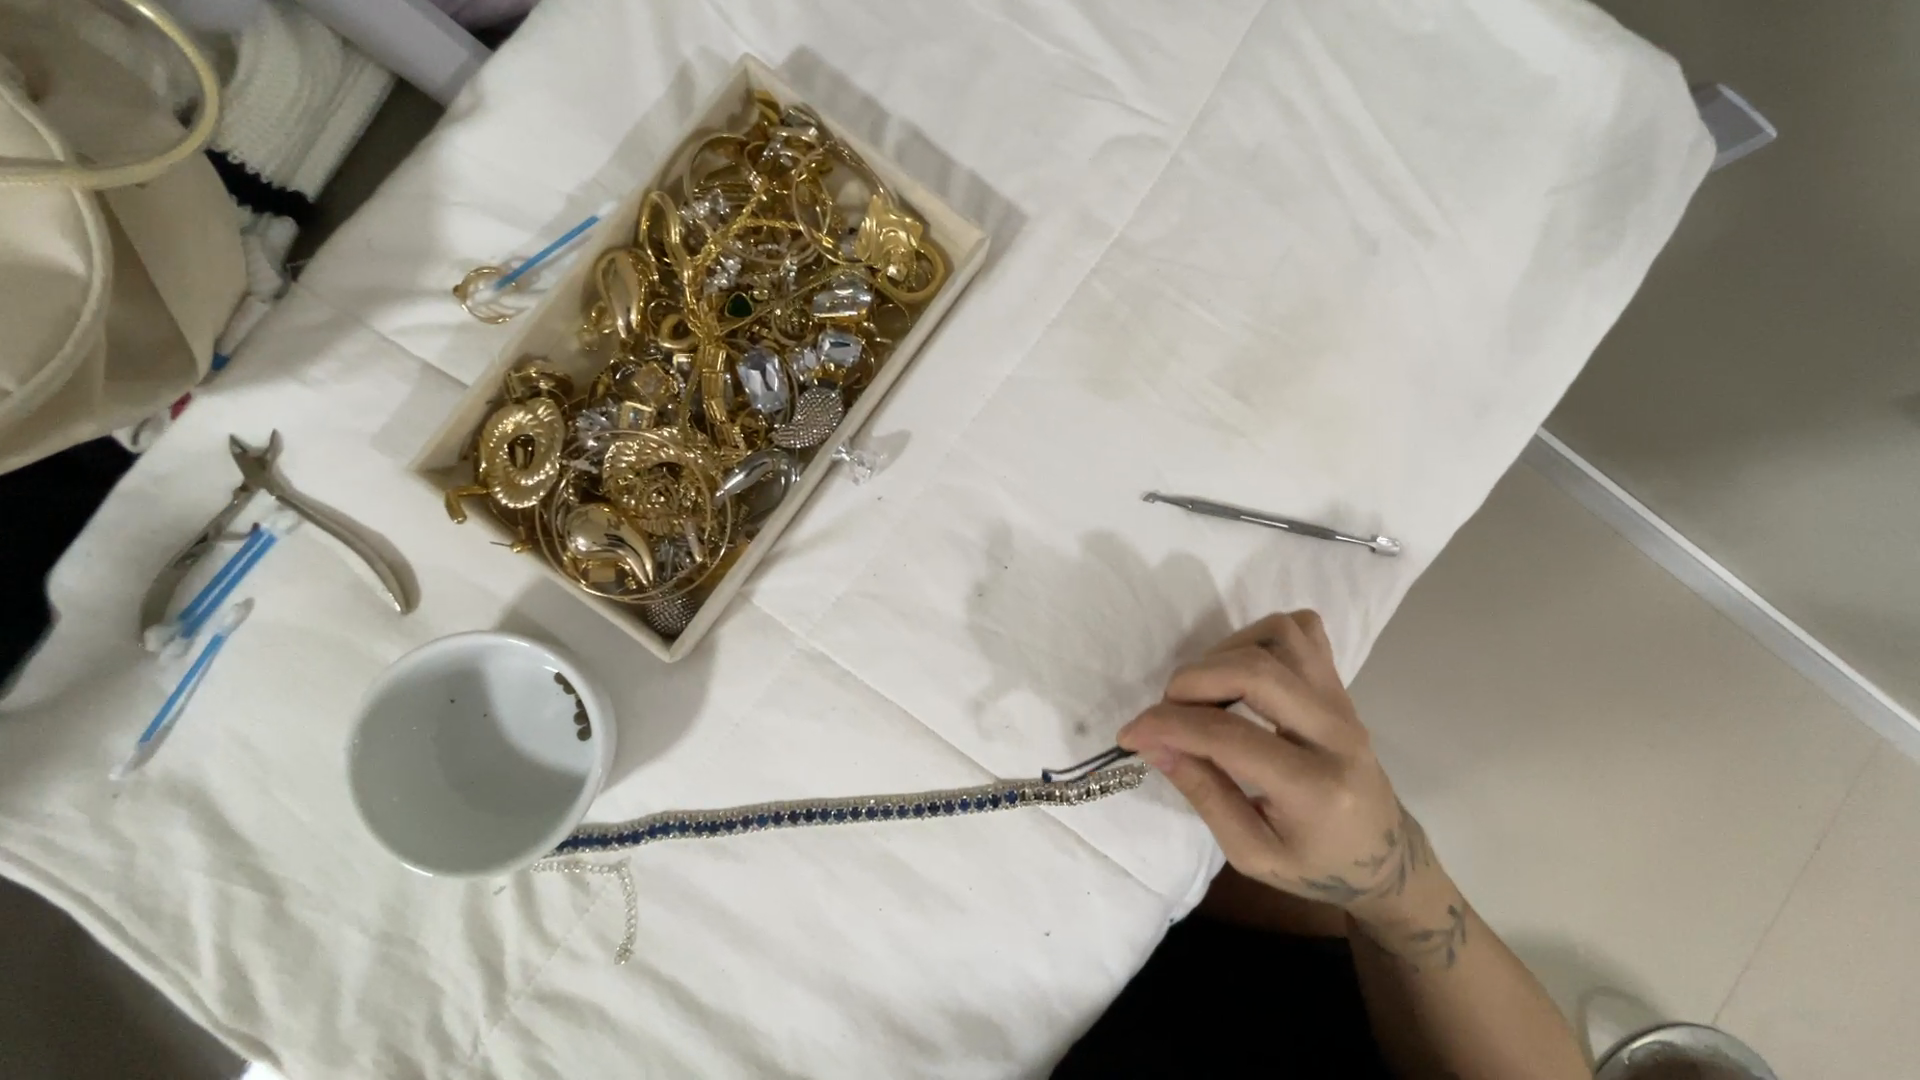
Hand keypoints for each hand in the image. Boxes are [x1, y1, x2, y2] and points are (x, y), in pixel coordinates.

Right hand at [1119, 611, 1456, 935]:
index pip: (1228, 736)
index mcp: (1315, 789)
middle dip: (1191, 682)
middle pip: (1254, 672)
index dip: (1167, 726)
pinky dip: (1259, 636)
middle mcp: (1336, 734)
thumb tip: (1155, 744)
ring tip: (1202, 690)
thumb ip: (1204, 794)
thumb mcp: (1252, 854)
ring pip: (1280, 636)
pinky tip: (1239, 668)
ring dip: (1223, 652)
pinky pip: (1301, 630)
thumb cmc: (1314, 864)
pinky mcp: (1341, 686)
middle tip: (1166, 711)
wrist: (1384, 856)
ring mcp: (1343, 702)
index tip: (1131, 733)